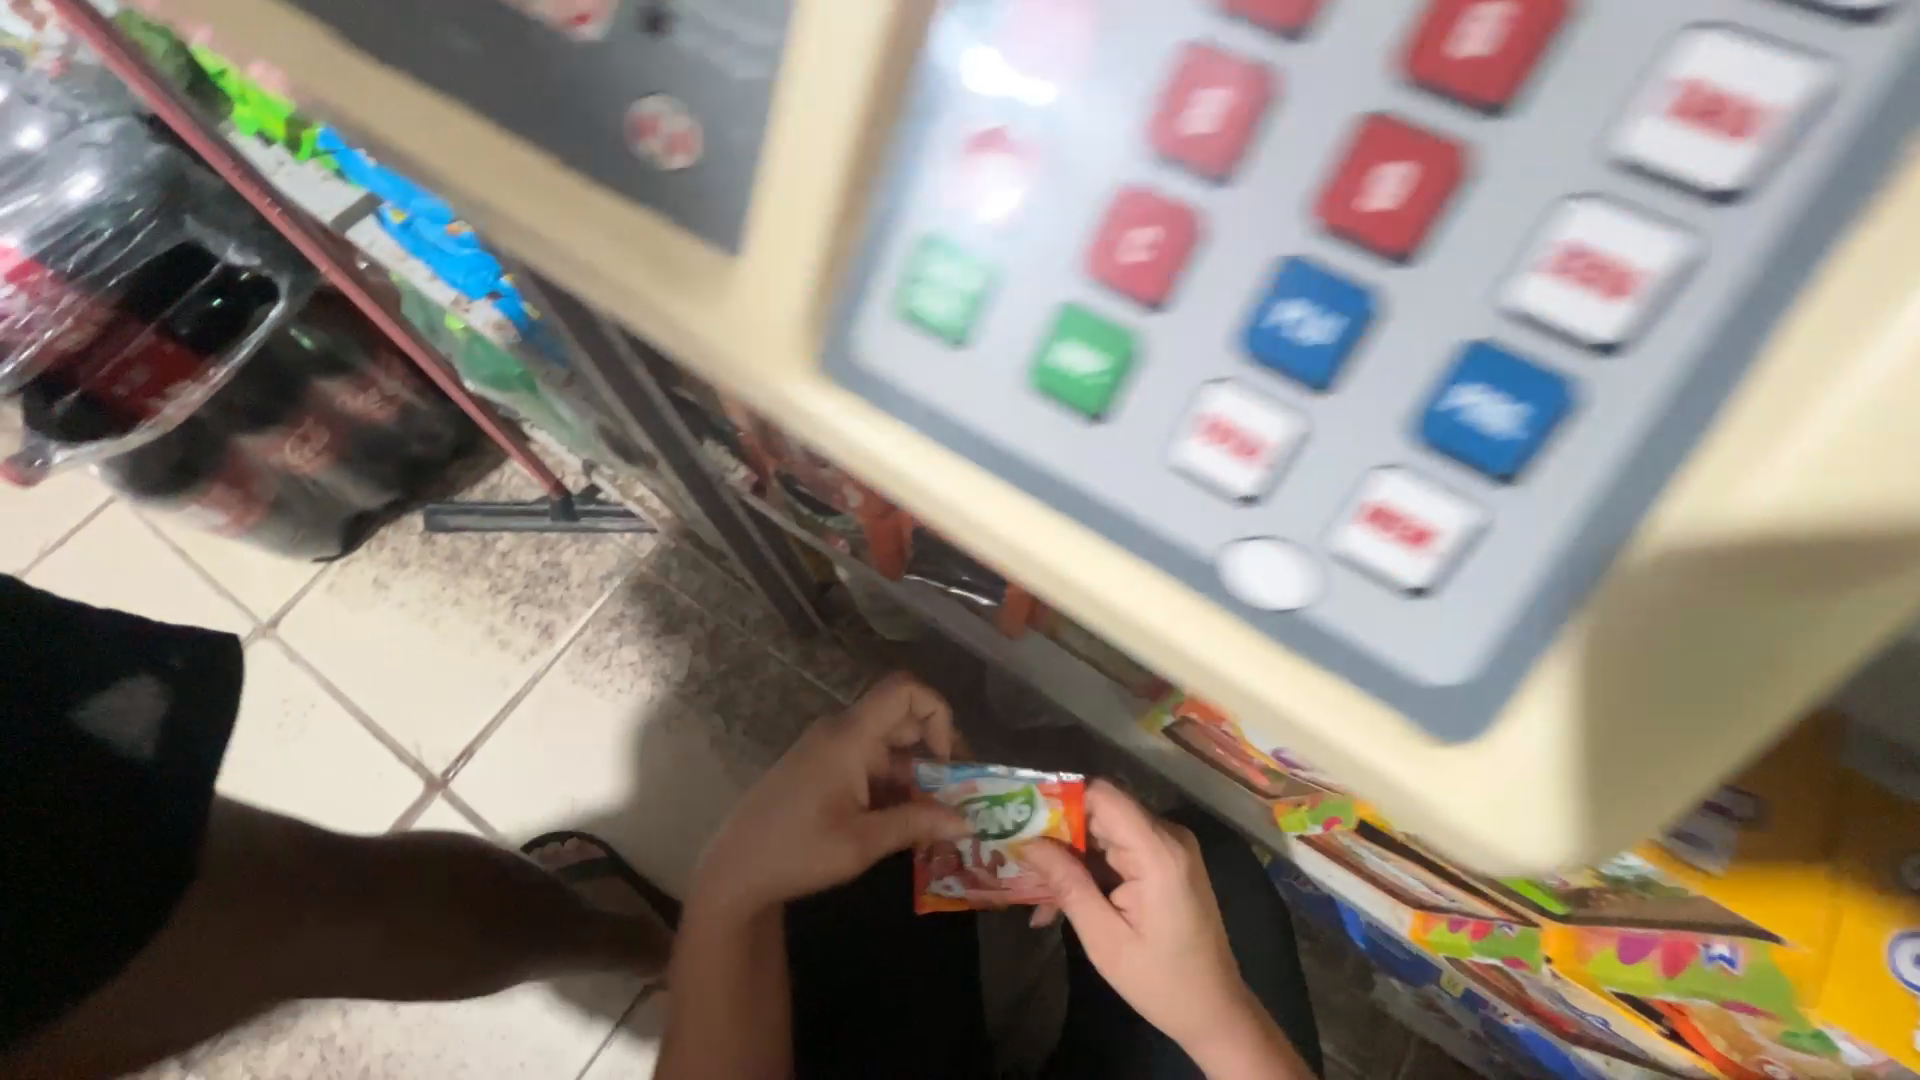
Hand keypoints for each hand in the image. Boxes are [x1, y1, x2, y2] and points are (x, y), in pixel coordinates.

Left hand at [691, 673, 971, 917]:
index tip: (949, 761)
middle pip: (902, 722)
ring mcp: (829, 751)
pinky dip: (892, 788)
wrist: (732, 871)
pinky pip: (868, 765)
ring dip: (914, 780)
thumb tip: (966, 821)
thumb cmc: (796, 852)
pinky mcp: (822, 769)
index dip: (938, 713)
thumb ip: (916, 824)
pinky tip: (903, 826)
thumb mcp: (862, 843)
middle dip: (935, 756)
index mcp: (850, 737)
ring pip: (888, 749)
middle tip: (957, 798)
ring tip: (935, 824)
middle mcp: (841, 733)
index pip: (904, 691)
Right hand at [1019, 782, 1263, 1056]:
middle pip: (1101, 810)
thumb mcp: (1104, 939)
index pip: (1103, 795)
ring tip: (1033, 881)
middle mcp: (1168, 836)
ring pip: (1104, 829)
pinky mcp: (1166, 859)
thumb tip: (1027, 841)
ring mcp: (1169, 846)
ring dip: (1070, 853)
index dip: (1060, 797)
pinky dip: (1090, 866)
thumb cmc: (1162, 982)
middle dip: (1058, 830)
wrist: (1216, 1011)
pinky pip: (1118, 847)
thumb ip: (1067, 883)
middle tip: (1018, 852)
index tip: (1022, 813)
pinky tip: (1063, 895)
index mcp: (1158, 852)